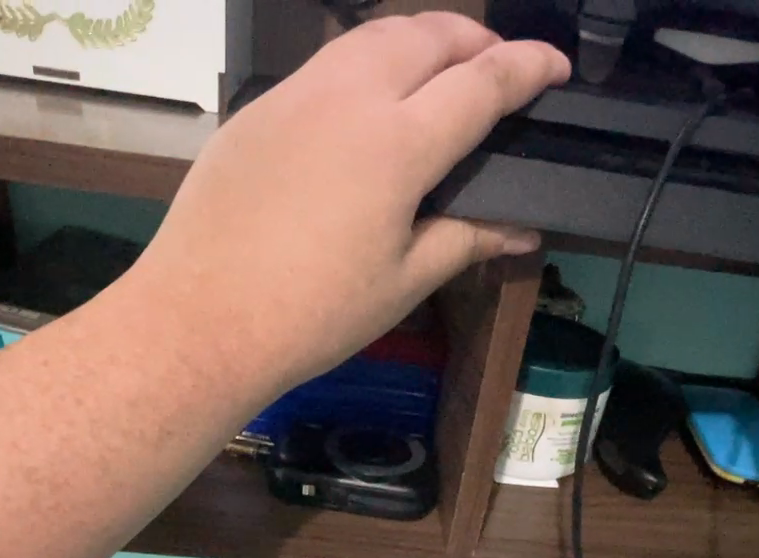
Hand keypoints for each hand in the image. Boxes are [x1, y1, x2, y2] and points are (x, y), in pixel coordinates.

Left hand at [130, 14, 568, 387]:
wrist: (203, 320)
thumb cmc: (313, 315)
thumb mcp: (401, 283)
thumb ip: (465, 239)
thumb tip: (523, 230)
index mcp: (396, 145)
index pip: (480, 83)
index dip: (527, 68)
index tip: (555, 67)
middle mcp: (348, 98)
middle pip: (426, 34)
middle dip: (475, 38)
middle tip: (498, 66)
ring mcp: (294, 96)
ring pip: (369, 38)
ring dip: (418, 40)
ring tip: (438, 72)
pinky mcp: (256, 112)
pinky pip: (324, 67)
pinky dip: (364, 66)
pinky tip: (366, 107)